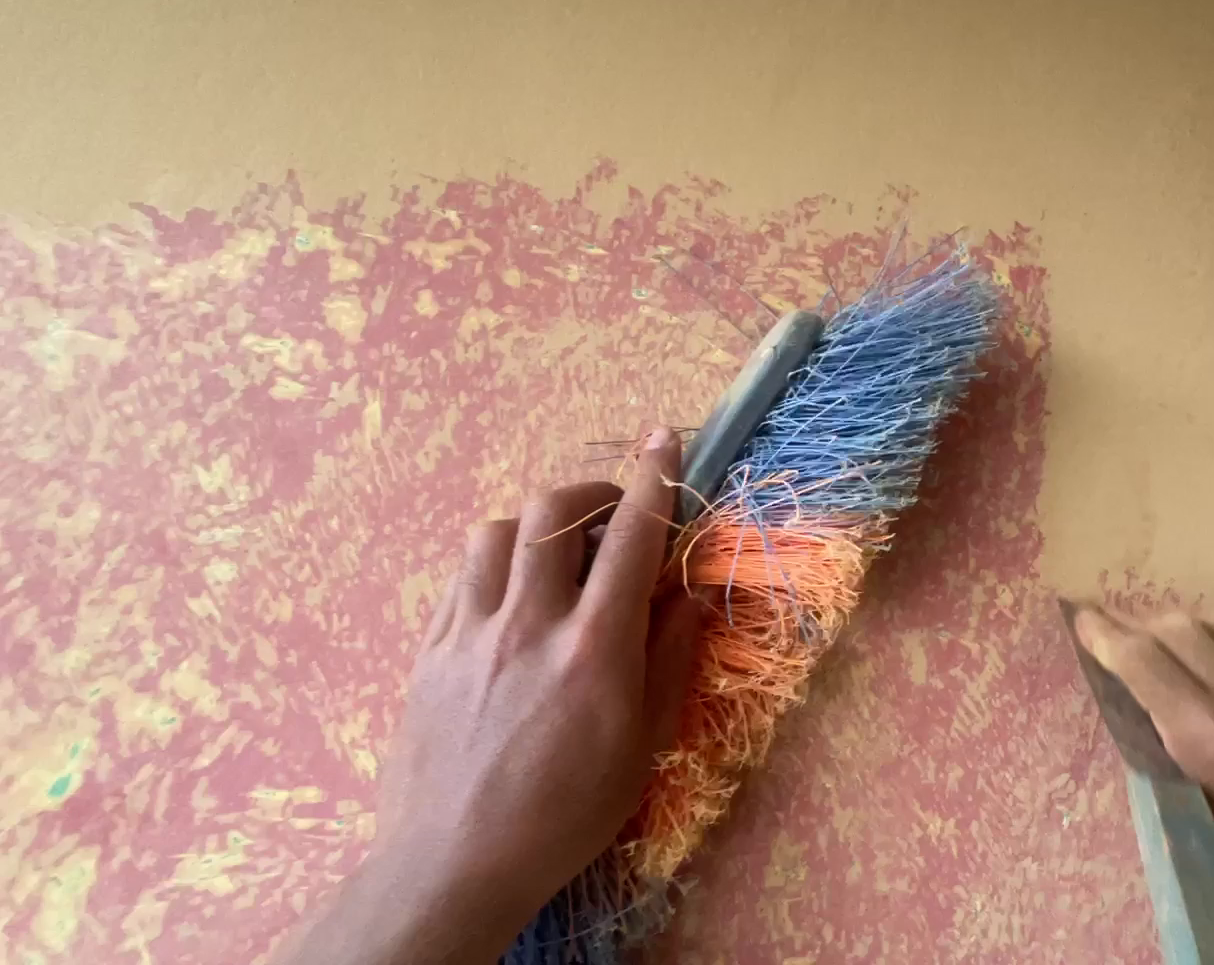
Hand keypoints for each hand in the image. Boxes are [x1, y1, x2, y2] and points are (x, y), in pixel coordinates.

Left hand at [273, 426, 699, 964]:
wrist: (452, 867)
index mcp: (594, 645)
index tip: (666, 439)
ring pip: (498, 532)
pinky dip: (498, 562)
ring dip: (539, 526)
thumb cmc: (570, 806)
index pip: (632, 537)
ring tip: (559, 557)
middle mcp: (529, 622)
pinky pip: (462, 575)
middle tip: (613, 513)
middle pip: (553, 511)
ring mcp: (469, 632)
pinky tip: (513, 596)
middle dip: (592, 491)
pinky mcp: (428, 650)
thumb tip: (692, 592)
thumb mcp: (646, 738)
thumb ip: (671, 653)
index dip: (654, 479)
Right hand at [1071, 604, 1213, 964]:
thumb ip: (1141, 737)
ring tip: (1136, 632)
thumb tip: (1108, 678)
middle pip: (1179, 632)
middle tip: (1099, 623)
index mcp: (1213, 742)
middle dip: (1132, 622)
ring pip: (1212, 625)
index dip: (1107, 635)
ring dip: (1166, 622)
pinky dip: (1202, 632)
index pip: (1147, 662)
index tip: (1080, 618)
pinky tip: (1181, 644)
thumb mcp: (1166, 806)